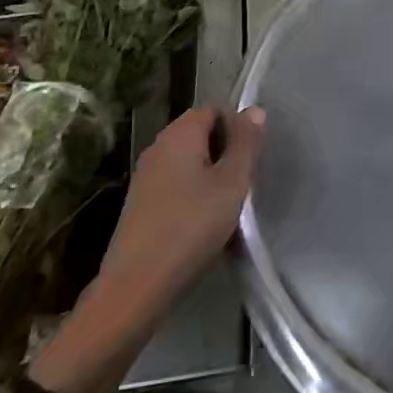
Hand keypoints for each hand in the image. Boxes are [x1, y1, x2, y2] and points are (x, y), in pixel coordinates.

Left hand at [95, 105, 264, 316]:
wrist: (138, 282)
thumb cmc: (192, 225)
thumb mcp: (232, 183)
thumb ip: (246, 144)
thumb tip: (253, 110)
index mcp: (179, 134)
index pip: (212, 110)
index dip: (236, 127)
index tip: (251, 157)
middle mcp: (158, 147)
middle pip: (199, 135)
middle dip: (225, 153)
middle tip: (244, 182)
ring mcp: (145, 176)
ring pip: (189, 163)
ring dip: (211, 177)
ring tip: (229, 205)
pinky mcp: (141, 204)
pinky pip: (176, 185)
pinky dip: (194, 195)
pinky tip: (205, 224)